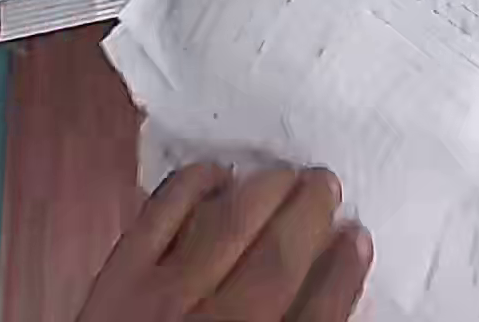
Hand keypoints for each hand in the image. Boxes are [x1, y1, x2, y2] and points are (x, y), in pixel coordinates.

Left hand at [77, 164, 372, 321]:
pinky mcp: (120, 271)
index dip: (342, 275)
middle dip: (307, 216)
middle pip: (274, 263)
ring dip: (263, 191)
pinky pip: (163, 210)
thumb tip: (325, 293)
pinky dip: (194, 182)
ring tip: (288, 170)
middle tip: (326, 181)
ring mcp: (160, 298)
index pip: (314, 320)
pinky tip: (219, 170)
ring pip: (225, 227)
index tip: (358, 235)